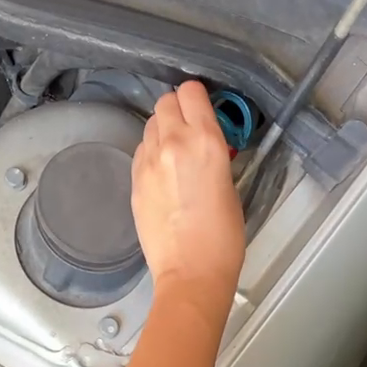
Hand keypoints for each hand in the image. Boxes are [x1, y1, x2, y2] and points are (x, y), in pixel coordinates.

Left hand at [131, 81, 244, 303]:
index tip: (203, 112)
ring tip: (176, 158)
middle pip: (165, 102)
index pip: (191, 92)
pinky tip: (163, 177)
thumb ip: (215, 156)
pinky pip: (141, 152)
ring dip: (163, 132)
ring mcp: (149, 164)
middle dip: (177, 112)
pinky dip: (151, 156)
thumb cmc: (221, 241)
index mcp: (205, 141)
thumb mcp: (231, 188)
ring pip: (150, 125)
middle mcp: (173, 144)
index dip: (197, 99)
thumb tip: (206, 147)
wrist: (191, 274)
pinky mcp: (135, 183)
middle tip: (190, 133)